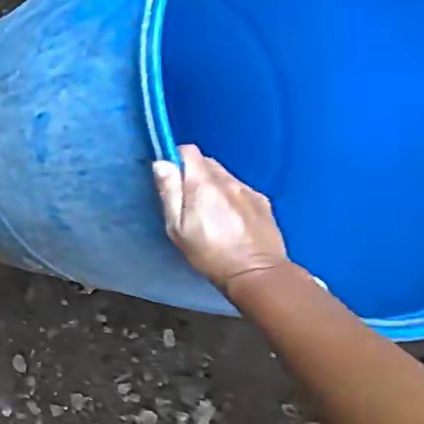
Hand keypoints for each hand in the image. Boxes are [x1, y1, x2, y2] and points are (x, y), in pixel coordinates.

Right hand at [152, 144, 290, 293]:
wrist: (256, 272)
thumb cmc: (208, 252)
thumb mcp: (176, 227)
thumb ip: (169, 192)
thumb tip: (161, 163)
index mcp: (203, 184)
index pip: (188, 151)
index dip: (175, 158)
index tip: (168, 177)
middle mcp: (228, 181)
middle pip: (206, 162)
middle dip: (192, 173)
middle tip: (184, 198)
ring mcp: (249, 191)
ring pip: (223, 176)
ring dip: (211, 185)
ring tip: (206, 210)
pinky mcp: (263, 202)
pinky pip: (239, 189)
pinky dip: (228, 195)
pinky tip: (227, 218)